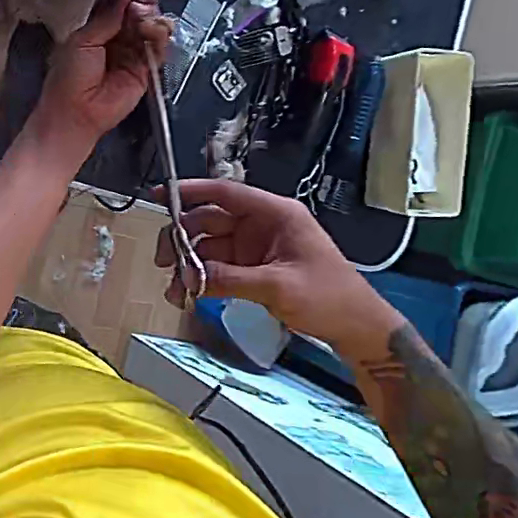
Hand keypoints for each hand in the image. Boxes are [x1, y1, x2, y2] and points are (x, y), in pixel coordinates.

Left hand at [26, 0, 171, 157]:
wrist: (76, 113)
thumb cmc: (69, 79)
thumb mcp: (83, 39)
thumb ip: (107, 15)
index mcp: (97, 30)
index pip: (119, 5)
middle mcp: (117, 41)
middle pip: (138, 14)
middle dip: (142, 5)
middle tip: (139, 3)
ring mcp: (132, 55)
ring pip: (151, 29)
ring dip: (151, 19)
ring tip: (143, 20)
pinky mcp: (145, 71)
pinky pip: (158, 49)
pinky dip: (158, 36)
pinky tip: (151, 31)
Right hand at [155, 179, 401, 361]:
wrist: (355, 327)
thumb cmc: (329, 297)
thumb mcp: (279, 286)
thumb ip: (230, 279)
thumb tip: (188, 278)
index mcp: (276, 214)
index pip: (227, 193)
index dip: (192, 191)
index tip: (161, 194)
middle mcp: (262, 225)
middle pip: (211, 220)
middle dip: (183, 238)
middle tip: (163, 261)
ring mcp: (255, 248)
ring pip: (210, 246)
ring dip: (189, 264)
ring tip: (174, 290)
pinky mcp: (253, 270)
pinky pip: (218, 268)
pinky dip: (201, 280)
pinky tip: (188, 296)